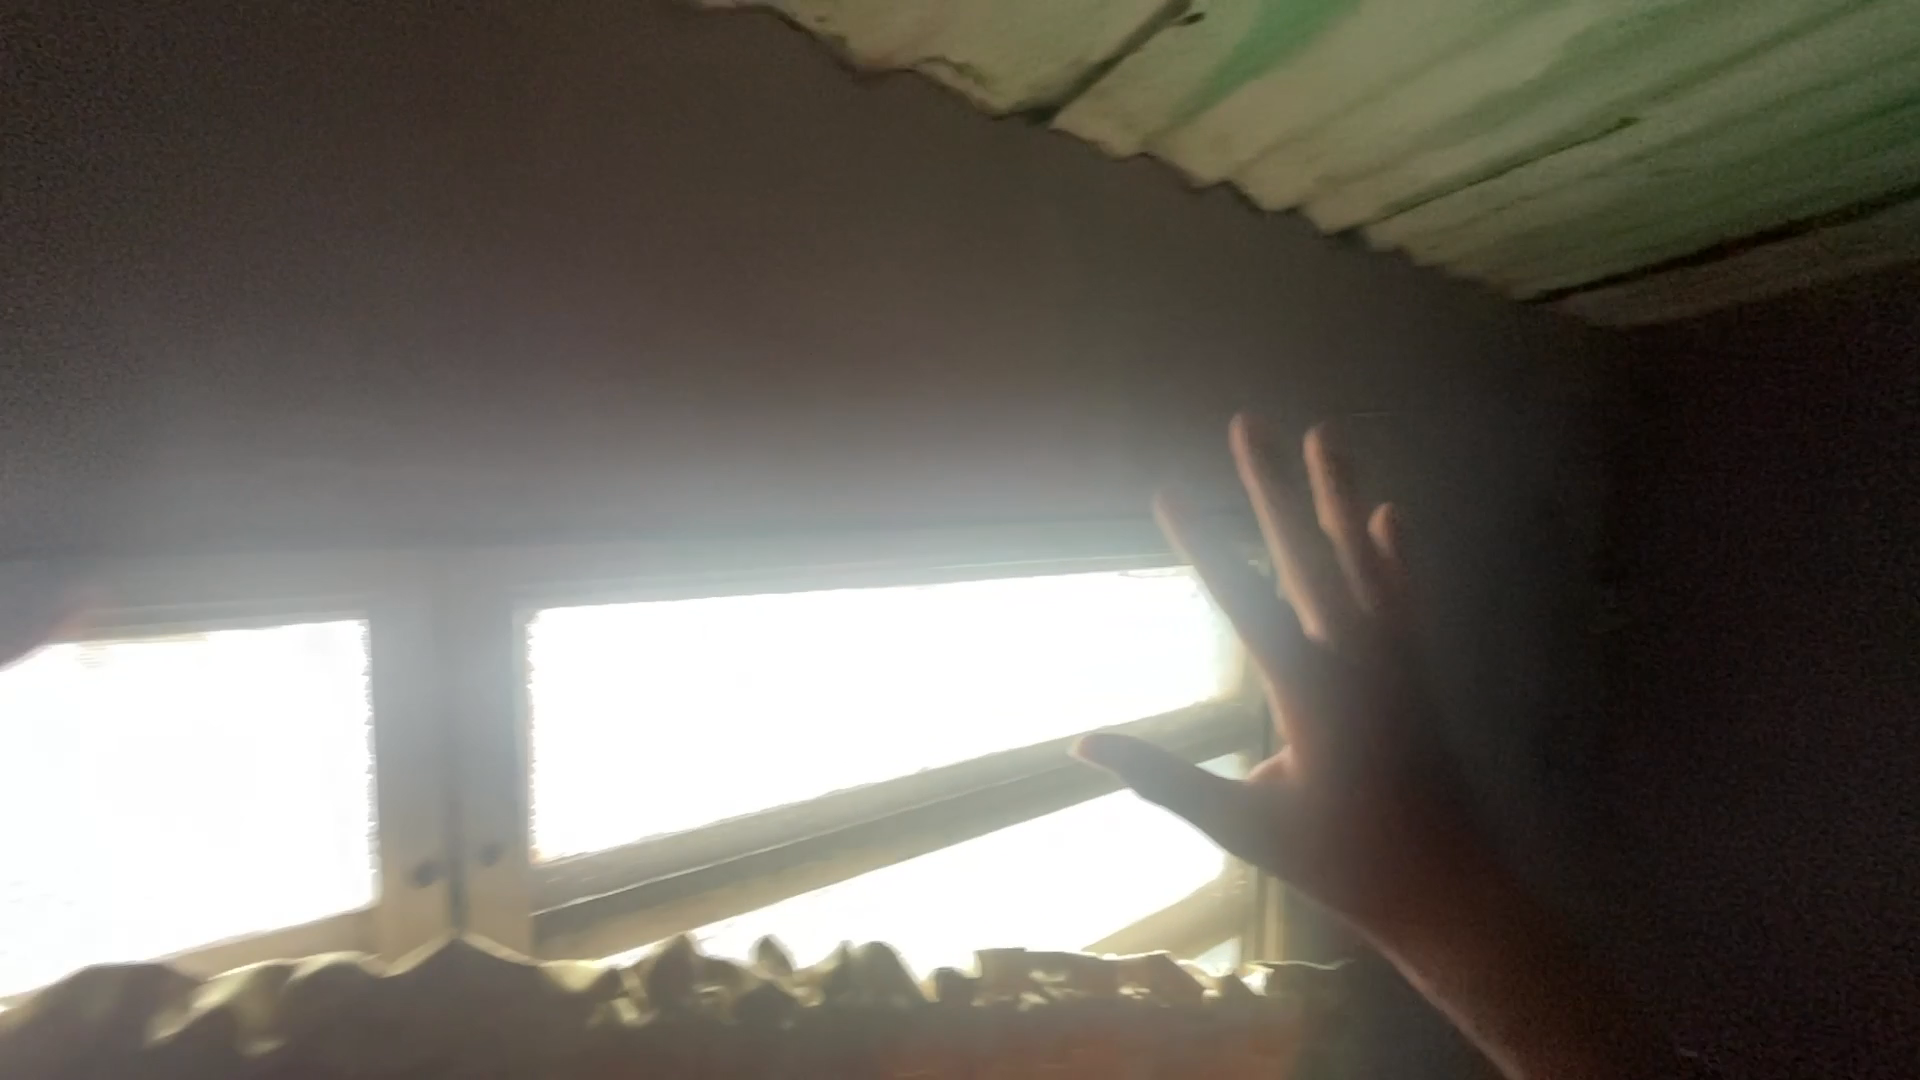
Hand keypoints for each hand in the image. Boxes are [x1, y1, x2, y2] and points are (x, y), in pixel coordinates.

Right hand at [1075, 414, 1490, 933]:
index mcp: (1309, 691)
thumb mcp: (1239, 825)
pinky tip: (1390, 513)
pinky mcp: (1415, 669)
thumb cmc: (1340, 861)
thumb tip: (1083, 743)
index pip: (1243, 601)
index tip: (1165, 492)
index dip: (1200, 543)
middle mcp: (1355, 657)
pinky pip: (1404, 596)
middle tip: (1248, 424)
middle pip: (1306, 554)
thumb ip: (1162, 778)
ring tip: (1325, 434)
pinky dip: (1395, 552)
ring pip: (1363, 559)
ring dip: (1339, 493)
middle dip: (1271, 486)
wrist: (1453, 896)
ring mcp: (1394, 658)